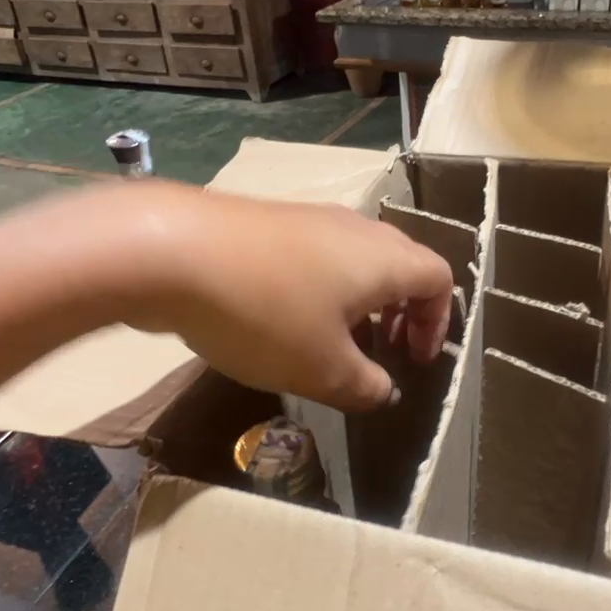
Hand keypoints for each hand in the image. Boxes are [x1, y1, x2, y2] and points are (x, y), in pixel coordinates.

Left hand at [0, 180, 453, 411]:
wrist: (172, 252)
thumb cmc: (265, 314)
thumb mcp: (323, 371)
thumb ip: (365, 387)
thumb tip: (383, 390)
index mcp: (384, 260)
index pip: (438, 278)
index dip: (437, 321)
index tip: (413, 359)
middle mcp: (356, 230)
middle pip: (401, 263)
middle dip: (402, 310)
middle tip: (383, 349)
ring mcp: (310, 219)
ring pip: (356, 258)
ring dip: (360, 300)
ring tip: (334, 340)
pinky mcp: (269, 223)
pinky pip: (316, 255)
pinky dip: (321, 288)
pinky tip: (284, 320)